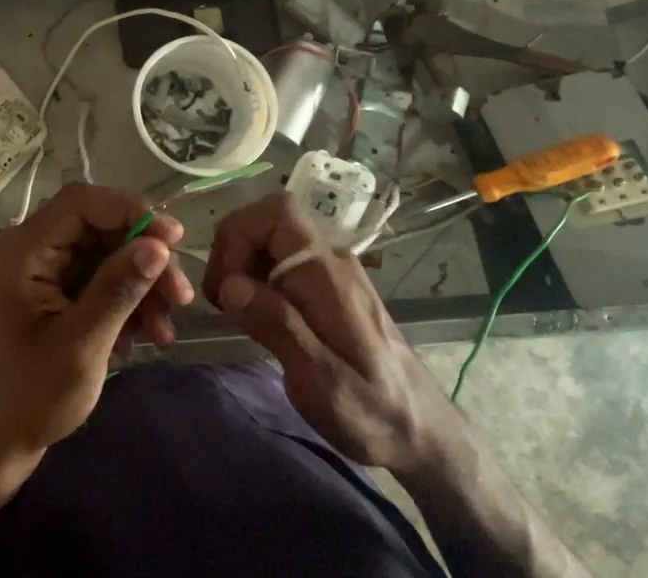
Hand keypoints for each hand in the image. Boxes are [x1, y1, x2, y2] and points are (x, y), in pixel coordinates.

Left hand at [0, 183, 193, 509]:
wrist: (0, 441)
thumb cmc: (33, 395)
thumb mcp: (83, 343)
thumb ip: (118, 289)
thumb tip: (158, 244)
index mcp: (22, 250)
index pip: (81, 202)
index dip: (130, 211)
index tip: (175, 240)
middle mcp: (28, 249)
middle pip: (98, 228)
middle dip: (144, 258)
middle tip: (180, 297)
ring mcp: (40, 271)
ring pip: (105, 255)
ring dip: (142, 285)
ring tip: (165, 330)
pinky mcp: (53, 293)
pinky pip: (98, 279)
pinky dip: (126, 302)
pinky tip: (146, 337)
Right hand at [204, 192, 468, 478]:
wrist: (425, 434)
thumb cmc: (373, 412)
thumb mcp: (320, 381)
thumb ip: (278, 326)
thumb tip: (231, 284)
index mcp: (328, 277)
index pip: (278, 212)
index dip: (239, 234)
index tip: (227, 284)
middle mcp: (332, 263)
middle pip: (268, 222)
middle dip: (232, 252)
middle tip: (222, 302)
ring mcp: (332, 275)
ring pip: (272, 243)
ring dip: (242, 268)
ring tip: (236, 315)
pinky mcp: (330, 291)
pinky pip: (283, 265)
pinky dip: (258, 282)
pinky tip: (258, 320)